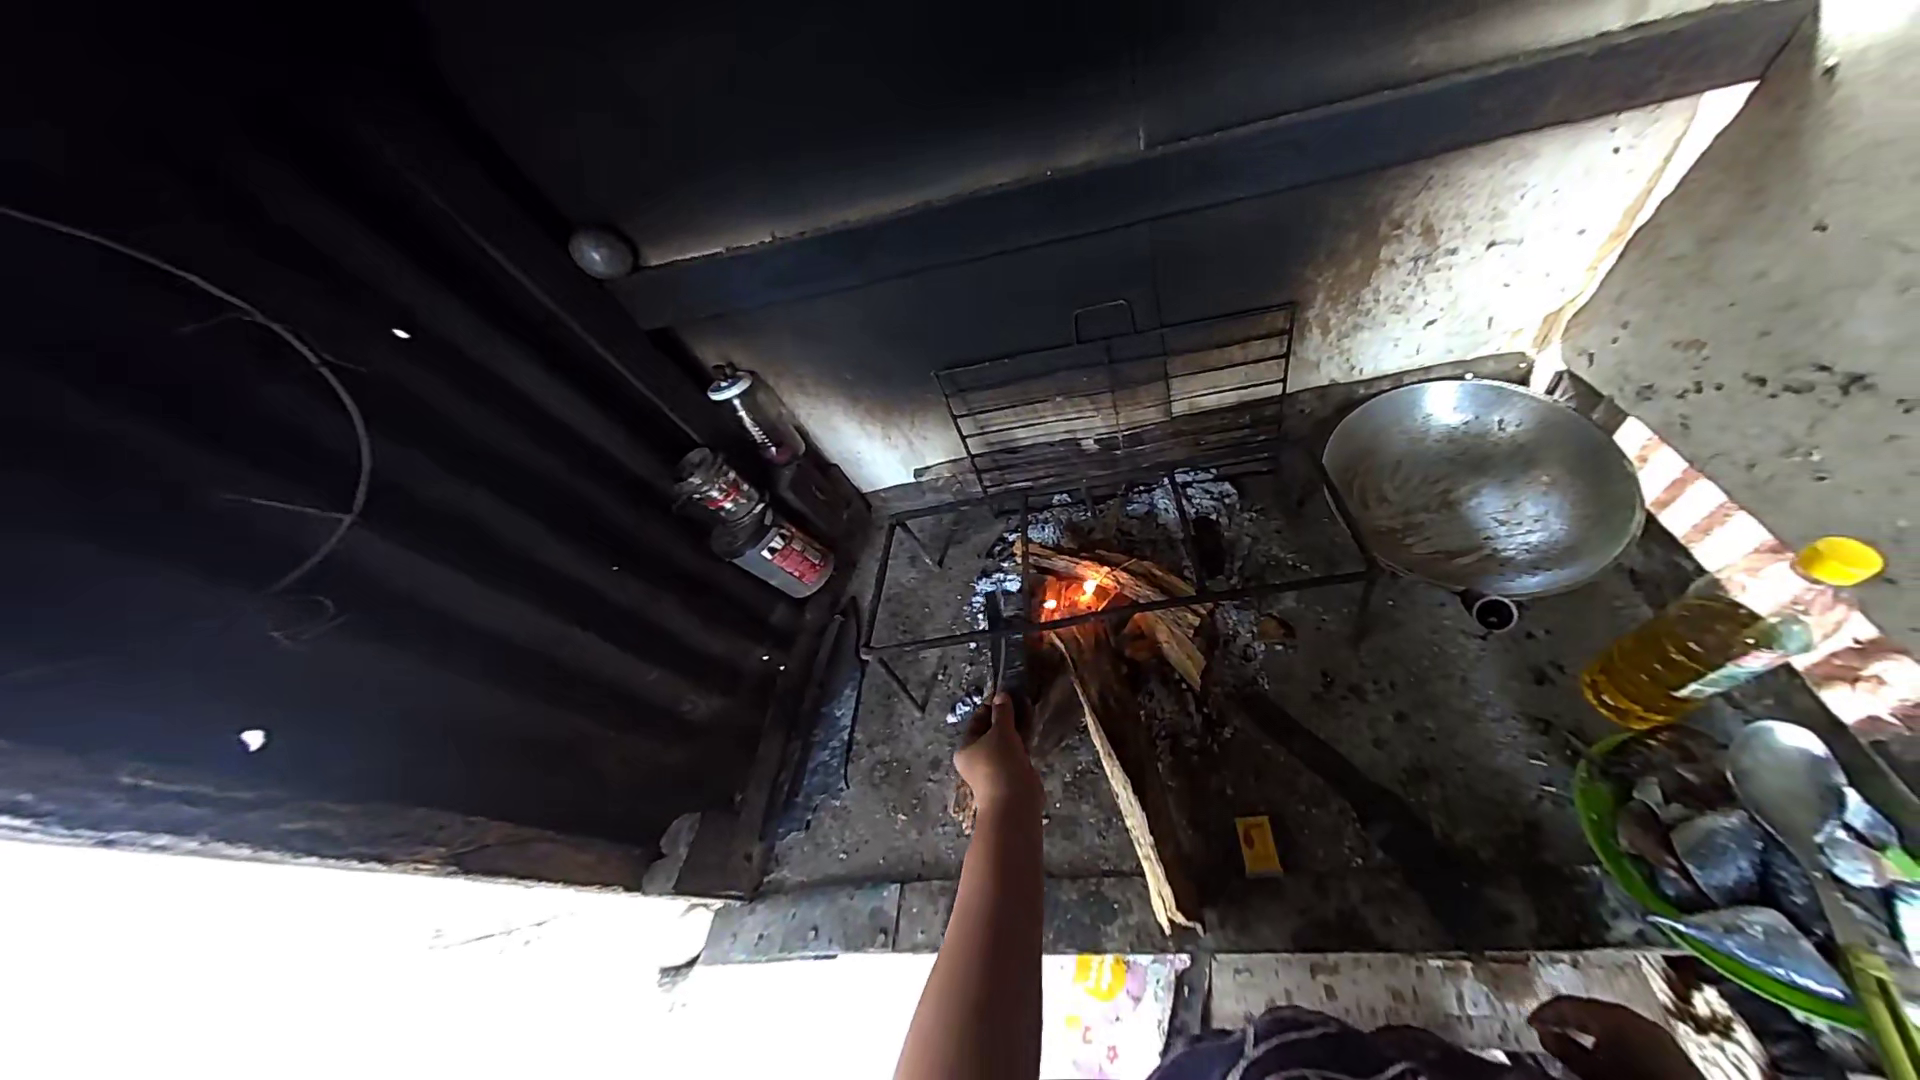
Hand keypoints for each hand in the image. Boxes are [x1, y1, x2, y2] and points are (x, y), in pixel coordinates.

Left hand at [956, 692, 1040, 812]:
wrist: (1015, 800)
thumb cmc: (999, 763)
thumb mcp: (1000, 732)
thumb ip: (1002, 712)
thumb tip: (1001, 694)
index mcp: (966, 748)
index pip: (976, 722)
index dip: (990, 707)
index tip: (1005, 694)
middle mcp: (977, 758)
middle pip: (991, 731)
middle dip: (1005, 716)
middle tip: (1019, 699)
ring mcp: (995, 766)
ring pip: (1005, 741)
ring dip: (1015, 726)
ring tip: (1027, 706)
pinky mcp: (1011, 773)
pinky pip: (1016, 750)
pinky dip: (1022, 738)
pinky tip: (1032, 724)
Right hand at [1529, 996, 1704, 1079]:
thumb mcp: (1593, 1071)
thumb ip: (1564, 1049)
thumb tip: (1543, 1033)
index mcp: (1609, 1014)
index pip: (1565, 1004)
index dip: (1544, 1012)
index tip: (1531, 1023)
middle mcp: (1631, 1015)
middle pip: (1589, 1009)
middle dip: (1567, 1018)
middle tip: (1549, 1026)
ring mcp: (1654, 1031)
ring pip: (1611, 1021)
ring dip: (1590, 1027)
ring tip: (1574, 1037)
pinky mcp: (1670, 1049)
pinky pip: (1630, 1033)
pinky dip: (1612, 1037)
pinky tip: (1607, 1049)